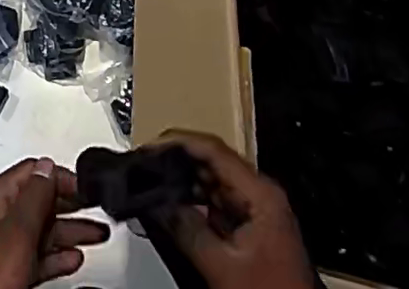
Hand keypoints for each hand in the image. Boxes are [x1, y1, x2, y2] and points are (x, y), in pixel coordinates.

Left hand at [0, 157, 111, 288]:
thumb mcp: (18, 229)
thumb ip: (35, 196)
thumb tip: (47, 166)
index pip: (33, 173)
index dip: (60, 177)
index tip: (85, 187)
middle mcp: (1, 217)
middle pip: (42, 201)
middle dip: (71, 204)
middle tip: (96, 206)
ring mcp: (7, 244)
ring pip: (45, 229)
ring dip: (72, 230)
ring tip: (98, 233)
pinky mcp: (13, 269)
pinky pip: (41, 255)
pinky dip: (60, 255)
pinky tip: (75, 258)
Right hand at [154, 130, 319, 288]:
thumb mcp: (221, 266)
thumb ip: (185, 230)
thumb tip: (157, 203)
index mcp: (261, 194)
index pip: (213, 150)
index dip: (178, 142)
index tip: (150, 147)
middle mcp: (261, 195)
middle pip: (212, 163)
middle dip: (178, 163)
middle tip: (147, 166)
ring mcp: (257, 212)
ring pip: (212, 183)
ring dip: (184, 185)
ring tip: (155, 187)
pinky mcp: (251, 230)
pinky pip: (216, 205)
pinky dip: (194, 204)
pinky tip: (174, 211)